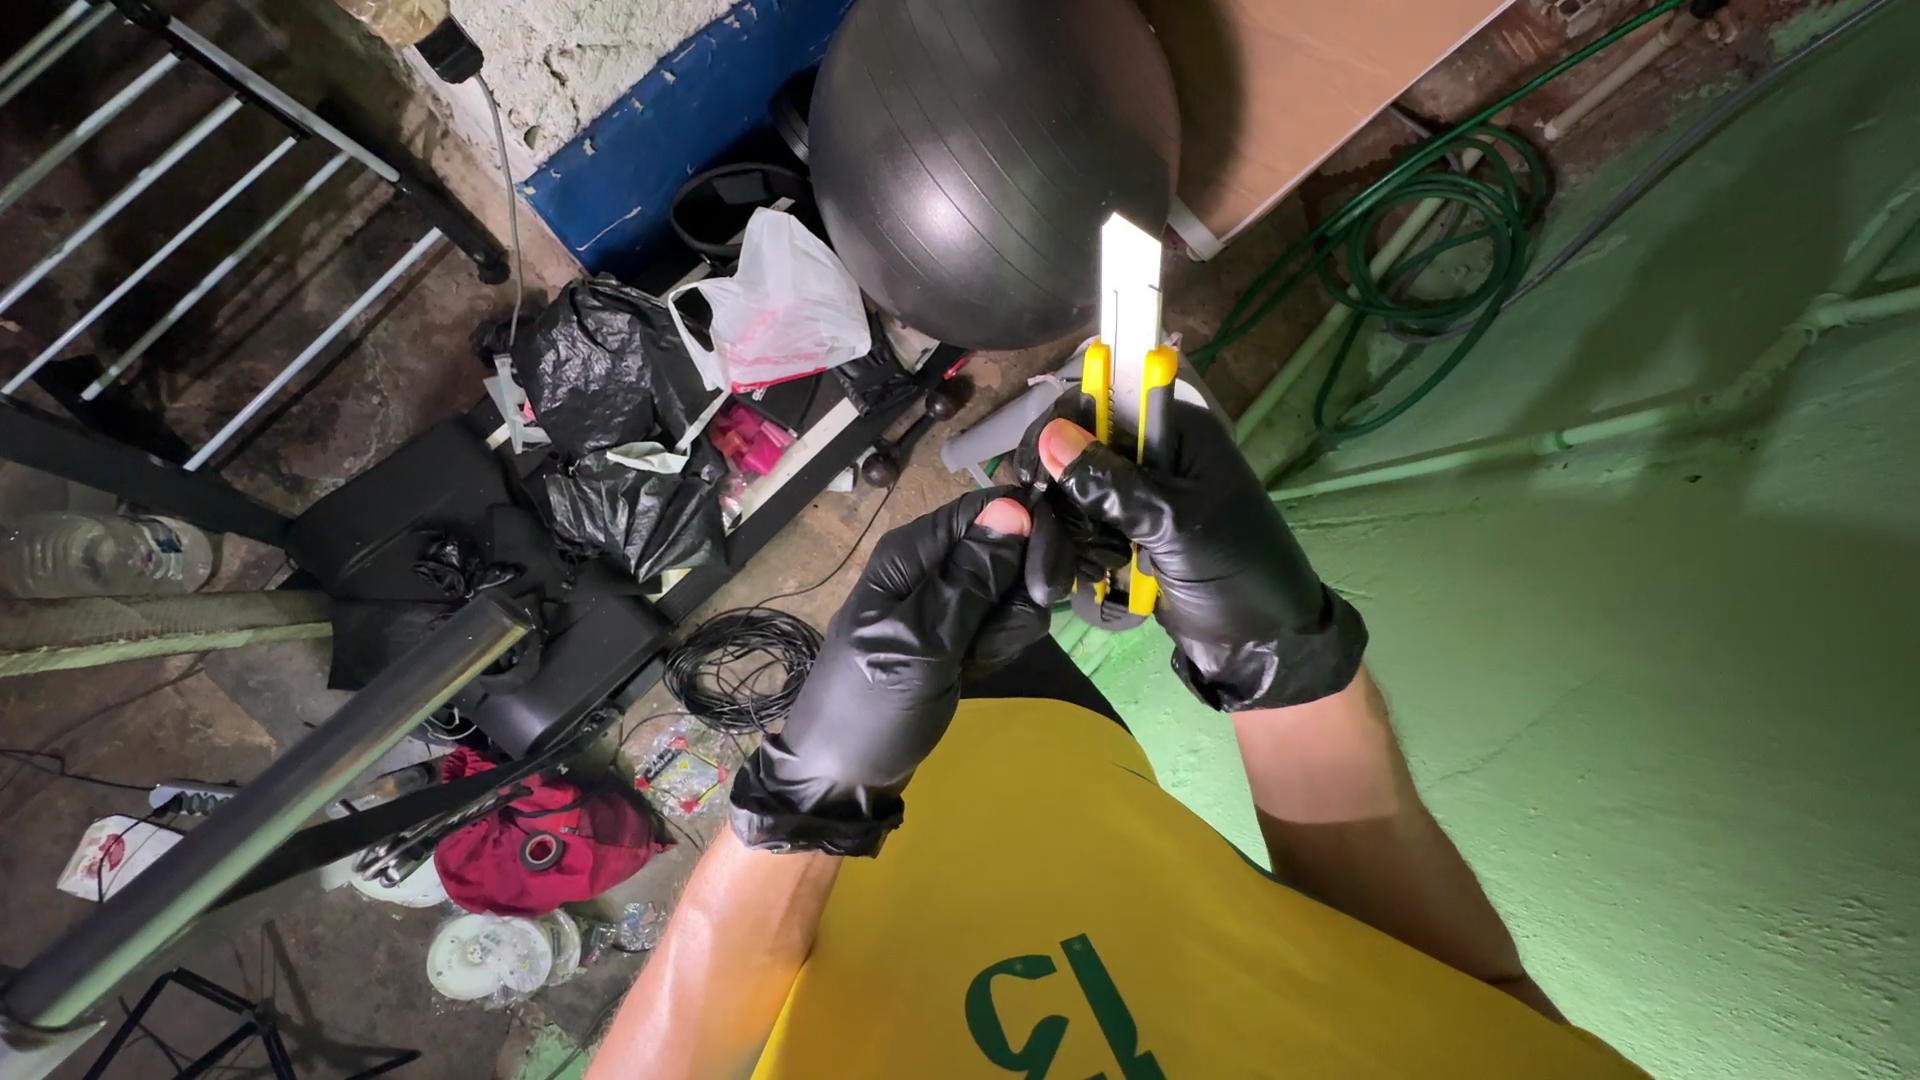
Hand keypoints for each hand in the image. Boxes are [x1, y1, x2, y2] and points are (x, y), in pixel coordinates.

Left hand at [729, 489, 1046, 854]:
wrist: (846, 770)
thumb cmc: (872, 706)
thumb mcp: (924, 642)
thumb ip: (971, 577)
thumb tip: (1014, 508)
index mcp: (913, 550)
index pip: (991, 507)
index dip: (1029, 536)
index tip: (1041, 588)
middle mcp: (933, 562)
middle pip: (1011, 546)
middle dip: (1017, 595)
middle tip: (988, 642)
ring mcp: (948, 597)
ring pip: (1014, 587)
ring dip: (1006, 629)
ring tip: (969, 662)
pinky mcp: (961, 627)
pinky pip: (1003, 619)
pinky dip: (999, 646)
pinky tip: (972, 670)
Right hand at [1022, 399, 1365, 710]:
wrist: (1258, 640)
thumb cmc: (1232, 572)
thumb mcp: (1171, 523)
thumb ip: (1110, 482)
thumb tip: (1050, 436)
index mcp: (1176, 431)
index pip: (1100, 404)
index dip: (1060, 430)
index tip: (1034, 475)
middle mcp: (1153, 454)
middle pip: (1078, 448)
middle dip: (1064, 492)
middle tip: (1066, 530)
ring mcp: (1139, 495)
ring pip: (1073, 491)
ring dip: (1074, 528)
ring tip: (1099, 561)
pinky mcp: (1128, 529)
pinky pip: (1084, 525)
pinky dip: (1081, 549)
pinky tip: (1096, 573)